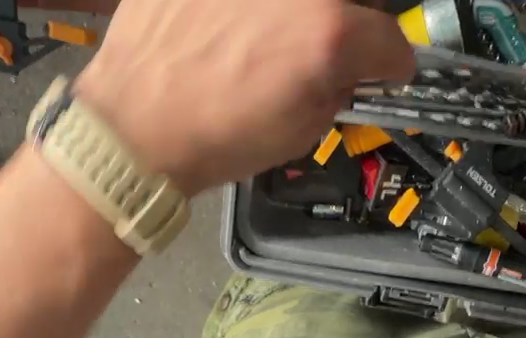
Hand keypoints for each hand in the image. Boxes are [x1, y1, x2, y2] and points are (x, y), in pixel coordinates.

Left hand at [72, 0, 415, 193]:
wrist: (136, 127)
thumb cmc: (211, 137)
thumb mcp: (298, 134)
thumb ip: (336, 91)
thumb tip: (345, 73)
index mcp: (328, 31)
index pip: (390, 39)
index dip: (390, 65)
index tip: (384, 72)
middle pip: (345, 1)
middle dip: (343, 24)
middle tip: (320, 54)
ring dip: (292, 15)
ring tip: (264, 43)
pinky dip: (246, 10)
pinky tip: (230, 29)